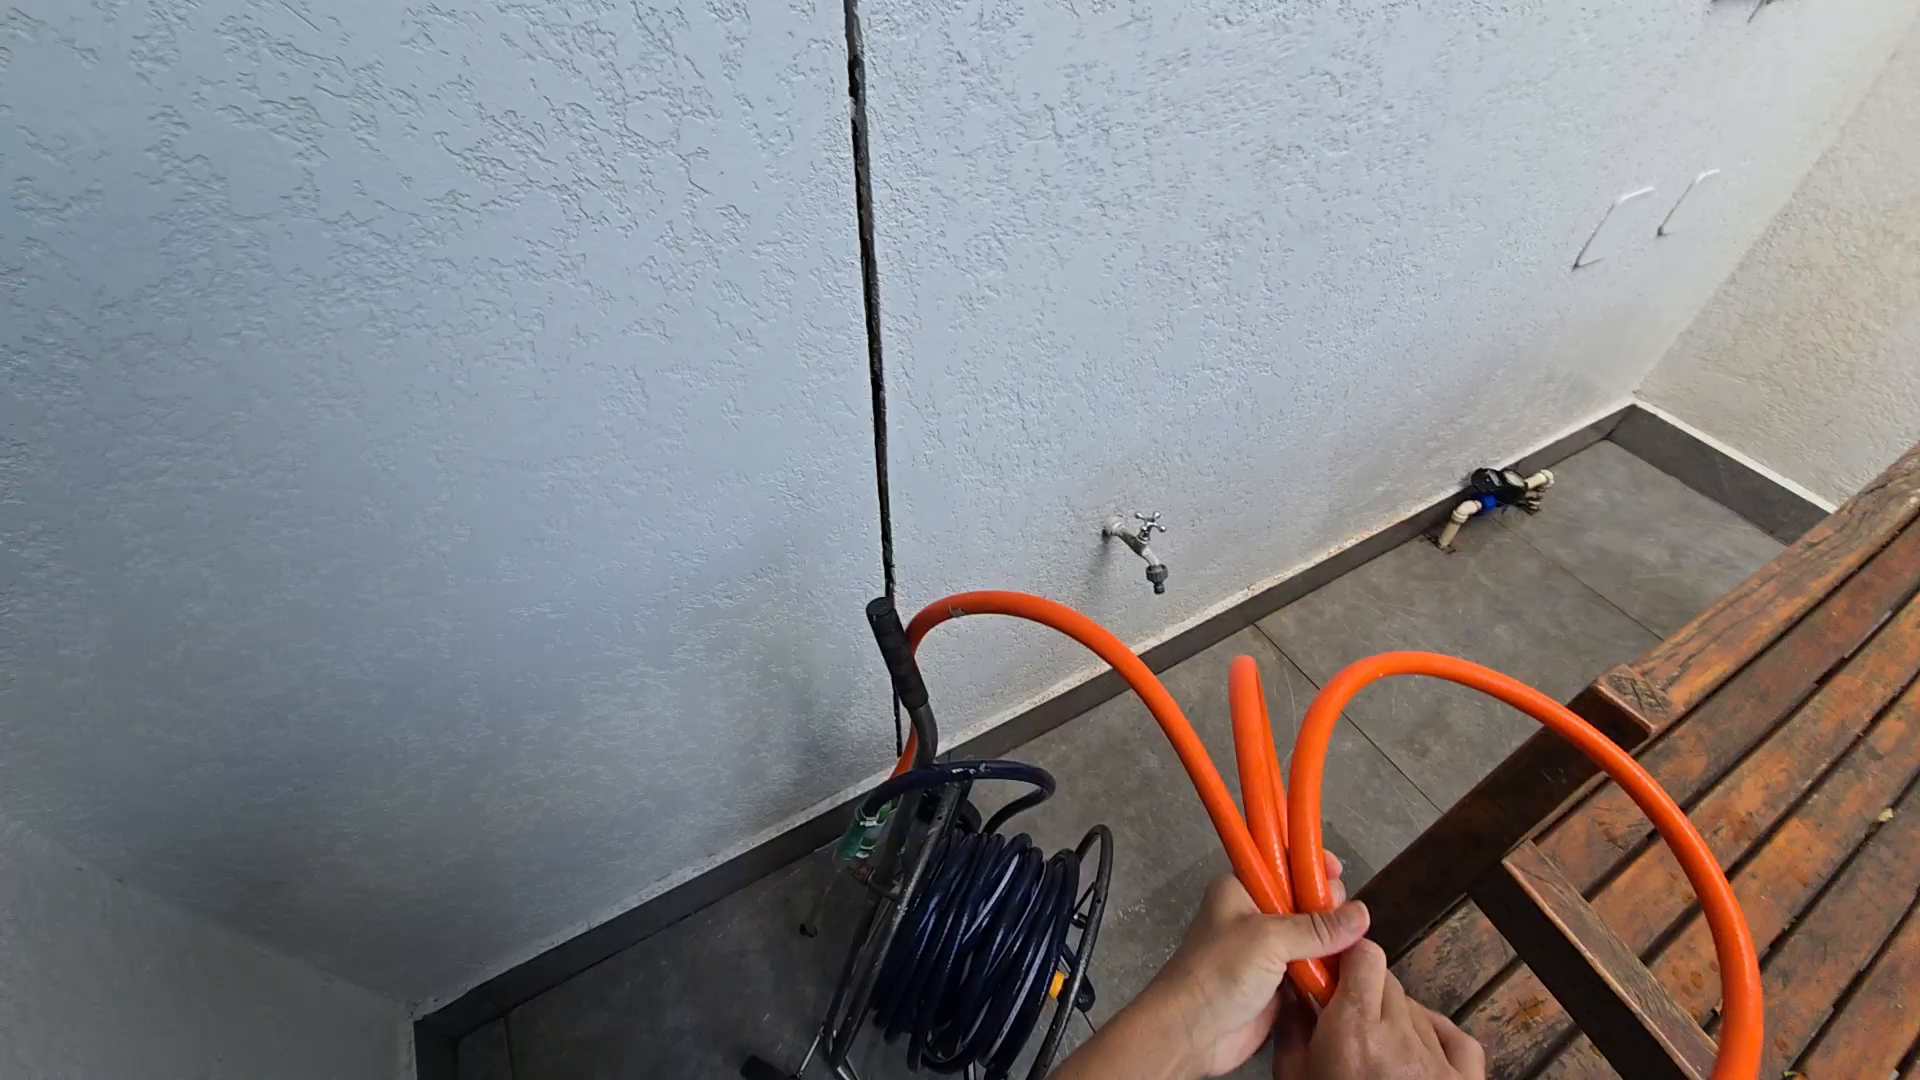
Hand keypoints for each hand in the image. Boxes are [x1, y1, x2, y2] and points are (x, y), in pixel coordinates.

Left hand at [1134, 857, 1366, 1076]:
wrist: (1194, 1029)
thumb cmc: (1220, 969)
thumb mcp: (1267, 938)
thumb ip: (1315, 927)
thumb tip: (1362, 912)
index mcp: (1241, 887)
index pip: (1278, 862)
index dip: (1307, 862)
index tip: (1337, 869)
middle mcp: (1254, 913)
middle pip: (1300, 898)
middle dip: (1328, 904)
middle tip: (1350, 918)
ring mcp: (1267, 949)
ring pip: (1311, 936)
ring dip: (1334, 941)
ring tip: (1359, 944)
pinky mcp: (1279, 982)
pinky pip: (1313, 968)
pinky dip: (1332, 969)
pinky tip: (1356, 970)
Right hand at [1273, 936, 1485, 1078]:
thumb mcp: (1293, 1077)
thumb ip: (1292, 1027)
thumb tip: (1294, 988)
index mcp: (1354, 1029)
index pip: (1365, 956)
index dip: (1349, 956)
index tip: (1333, 971)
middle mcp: (1400, 1037)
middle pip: (1388, 979)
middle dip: (1366, 986)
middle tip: (1349, 1012)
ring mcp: (1439, 1065)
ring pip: (1417, 1009)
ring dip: (1396, 1015)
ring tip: (1379, 1043)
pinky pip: (1460, 1041)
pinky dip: (1440, 1034)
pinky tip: (1421, 1043)